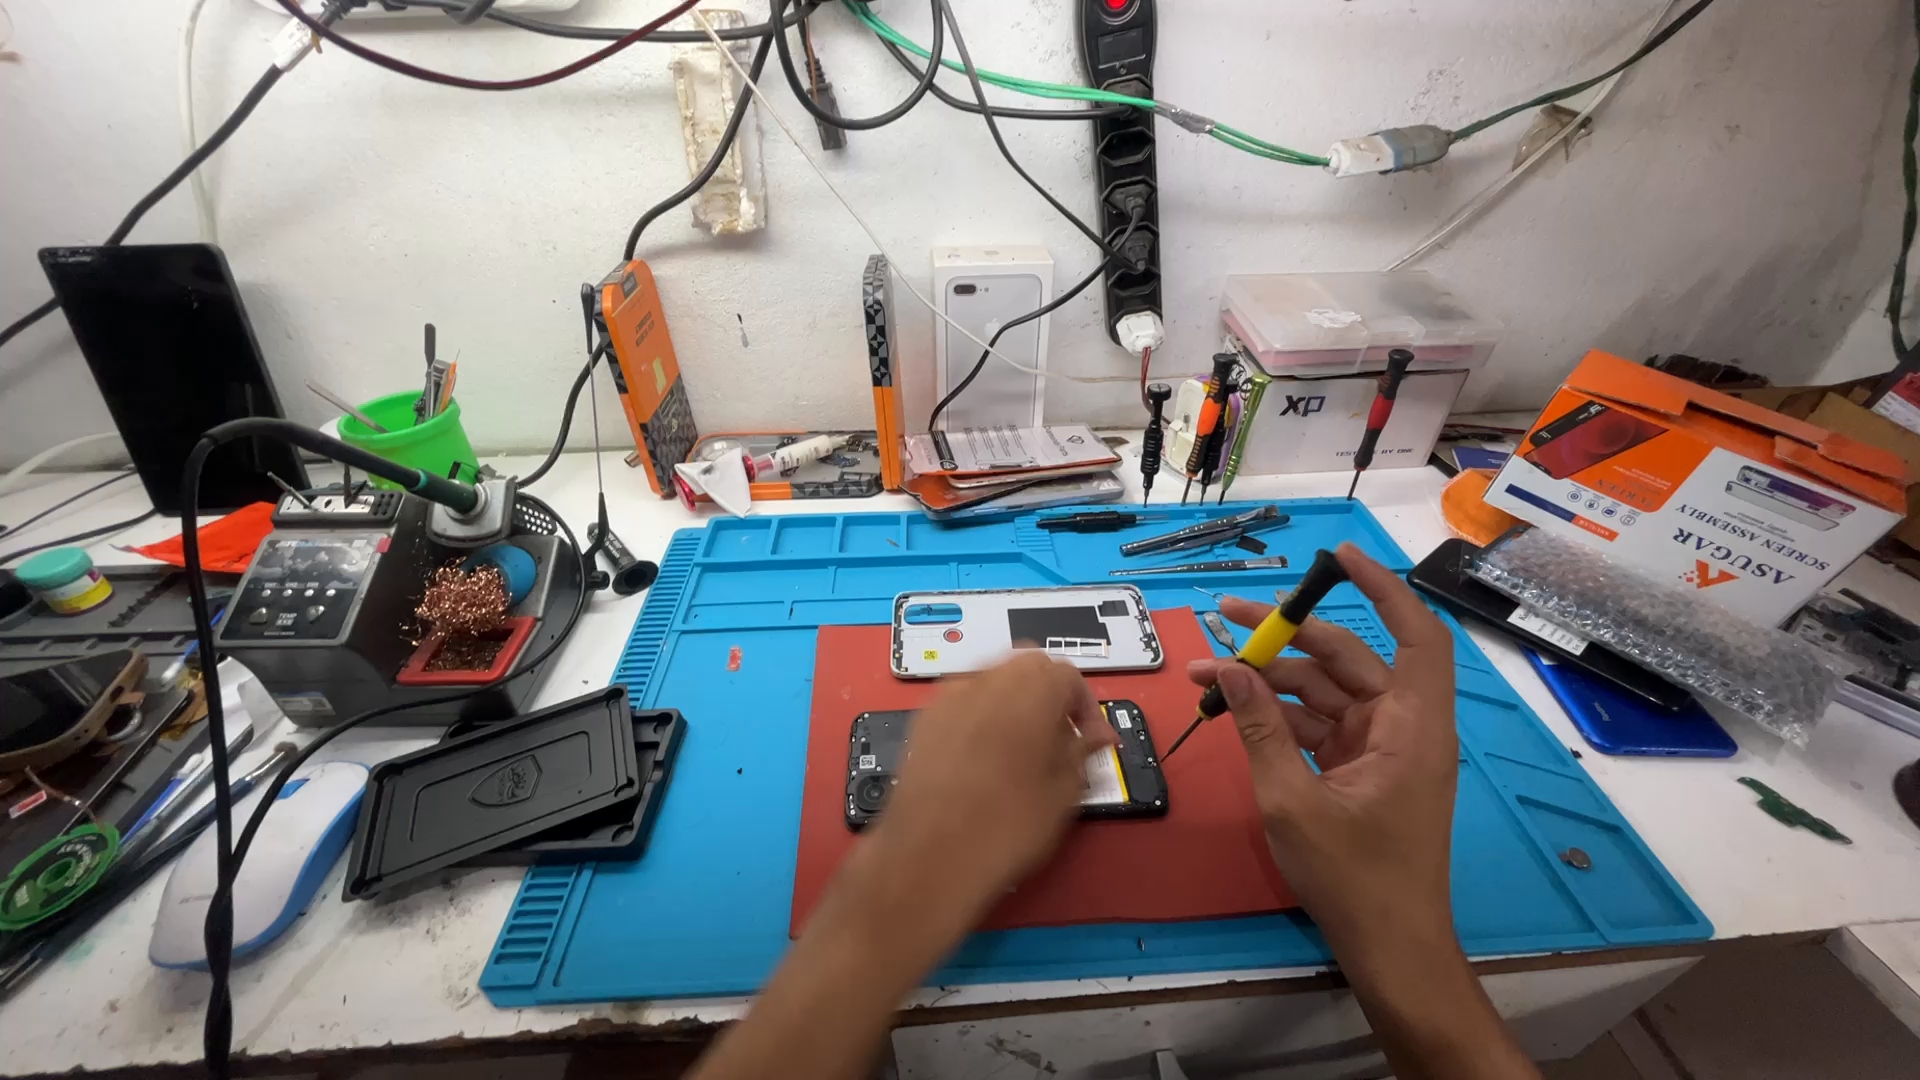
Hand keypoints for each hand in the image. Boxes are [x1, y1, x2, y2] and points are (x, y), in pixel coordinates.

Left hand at [866, 652, 1116, 919]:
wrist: (930, 855)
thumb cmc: (1008, 824)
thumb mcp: (1063, 792)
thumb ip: (1082, 752)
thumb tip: (1095, 735)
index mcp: (1032, 688)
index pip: (1069, 676)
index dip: (1086, 709)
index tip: (1091, 742)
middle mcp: (989, 677)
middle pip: (1029, 666)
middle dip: (1049, 694)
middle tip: (1059, 738)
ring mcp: (950, 693)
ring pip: (993, 678)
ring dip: (1014, 700)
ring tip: (1022, 748)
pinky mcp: (924, 715)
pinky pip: (963, 701)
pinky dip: (981, 714)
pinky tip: (984, 756)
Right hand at [1186, 543, 1457, 957]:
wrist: (1388, 948)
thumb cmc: (1353, 876)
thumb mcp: (1291, 797)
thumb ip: (1259, 726)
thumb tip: (1229, 668)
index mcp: (1412, 728)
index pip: (1414, 637)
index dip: (1383, 589)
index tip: (1340, 558)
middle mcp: (1402, 727)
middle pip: (1347, 657)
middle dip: (1285, 636)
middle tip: (1225, 615)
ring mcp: (1380, 747)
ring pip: (1323, 689)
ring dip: (1268, 679)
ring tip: (1208, 670)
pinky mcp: (1359, 766)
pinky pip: (1316, 721)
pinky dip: (1276, 712)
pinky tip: (1232, 706)